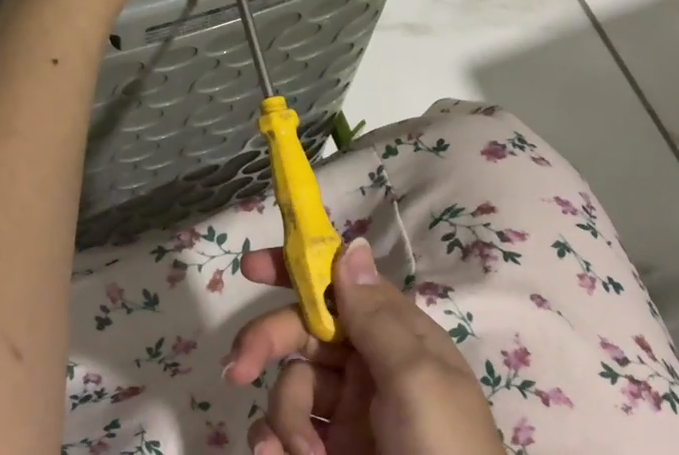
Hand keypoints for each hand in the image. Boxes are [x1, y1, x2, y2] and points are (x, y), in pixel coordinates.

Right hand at [223, 239, 503, 454]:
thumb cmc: (442, 451)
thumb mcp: (417, 381)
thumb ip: (375, 315)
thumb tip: (349, 245)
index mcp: (398, 340)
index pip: (340, 285)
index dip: (297, 269)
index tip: (250, 268)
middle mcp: (370, 370)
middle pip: (301, 332)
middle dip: (265, 344)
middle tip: (236, 367)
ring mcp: (349, 417)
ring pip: (288, 386)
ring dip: (282, 416)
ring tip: (301, 453)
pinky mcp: (328, 453)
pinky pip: (284, 432)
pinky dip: (273, 442)